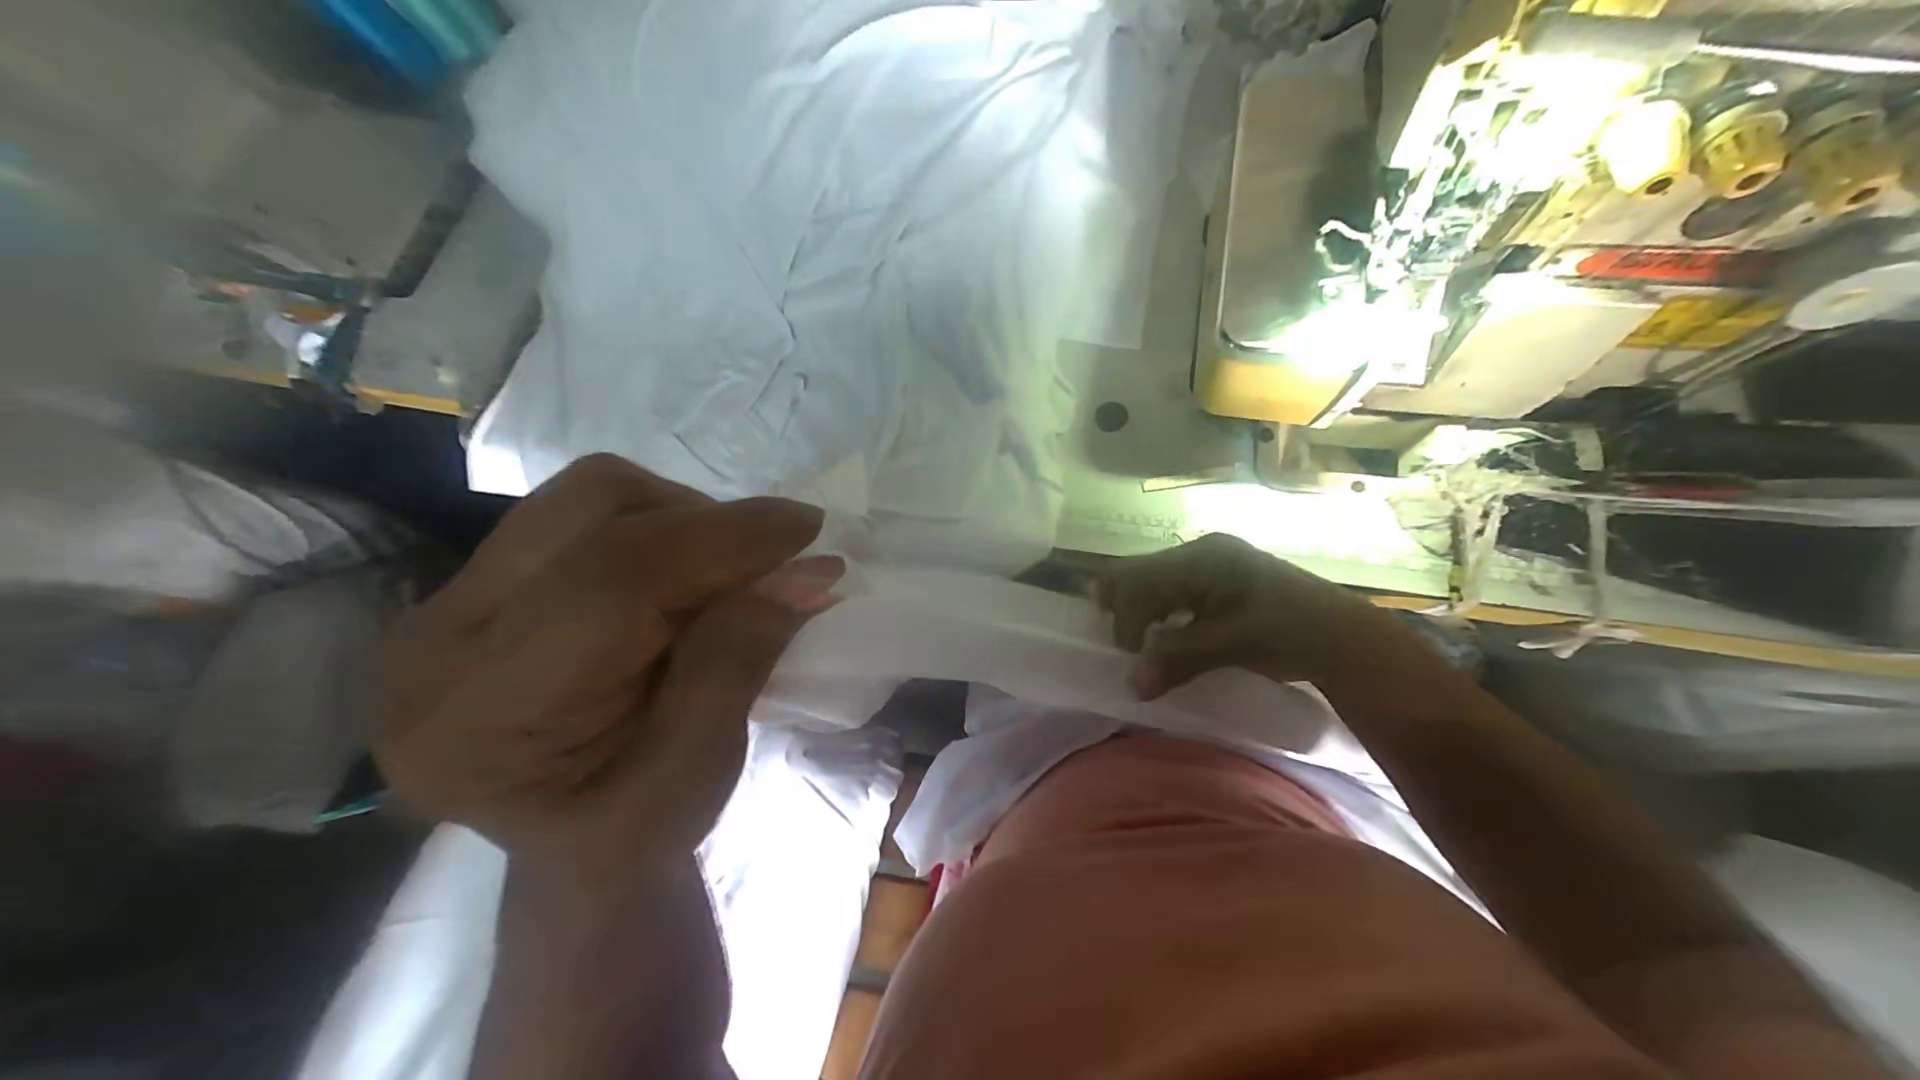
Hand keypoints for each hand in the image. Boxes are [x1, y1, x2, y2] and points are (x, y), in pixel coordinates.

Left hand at [377, 454, 838, 882]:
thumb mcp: (696, 773)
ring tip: (724, 576)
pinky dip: (658, 526)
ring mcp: (448, 599)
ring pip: (590, 495)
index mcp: (479, 714)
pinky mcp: (479, 579)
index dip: (723, 540)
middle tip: (770, 567)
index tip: (810, 532)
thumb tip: (801, 571)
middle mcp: (439, 637)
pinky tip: (682, 577)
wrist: (569, 846)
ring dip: (682, 518)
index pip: (611, 579)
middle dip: (705, 523)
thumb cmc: (633, 834)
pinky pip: (584, 512)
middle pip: (592, 509)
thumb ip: (737, 664)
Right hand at [1098, 532, 1419, 698]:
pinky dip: (1161, 615)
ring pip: (1151, 583)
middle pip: (1138, 574)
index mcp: (1202, 557)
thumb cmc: (1291, 634)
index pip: (1136, 577)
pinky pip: (1170, 591)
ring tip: (1149, 648)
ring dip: (1142, 615)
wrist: (1346, 639)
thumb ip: (1178, 659)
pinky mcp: (1216, 579)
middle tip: (1133, 651)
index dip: (1124, 617)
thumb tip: (1132, 686)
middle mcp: (1200, 551)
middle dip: (1127, 613)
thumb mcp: (1230, 646)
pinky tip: (1170, 638)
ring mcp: (1208, 562)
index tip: (1131, 656)